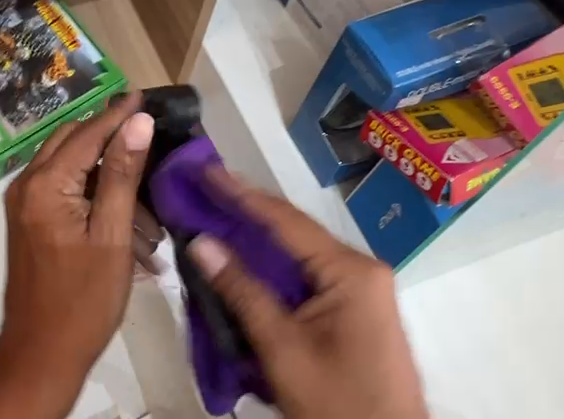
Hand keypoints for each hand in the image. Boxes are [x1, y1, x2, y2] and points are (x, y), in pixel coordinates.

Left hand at [0, 94, 154, 418]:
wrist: (41, 357)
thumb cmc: (83, 300)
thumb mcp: (112, 235)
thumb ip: (123, 174)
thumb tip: (137, 122)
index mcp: (45, 184)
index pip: (87, 134)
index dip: (118, 114)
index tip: (144, 96)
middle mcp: (27, 184)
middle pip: (73, 142)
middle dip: (112, 141)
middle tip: (149, 138)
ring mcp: (25, 203)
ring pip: (70, 167)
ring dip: (107, 176)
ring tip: (148, 203)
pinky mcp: (30, 221)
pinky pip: (63, 190)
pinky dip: (94, 196)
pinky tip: (127, 220)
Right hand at [188, 169, 426, 418]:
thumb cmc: (339, 405)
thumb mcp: (284, 351)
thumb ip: (242, 292)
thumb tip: (201, 241)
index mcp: (351, 270)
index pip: (286, 220)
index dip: (241, 193)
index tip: (206, 168)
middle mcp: (361, 269)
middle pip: (293, 232)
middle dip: (246, 214)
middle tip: (202, 191)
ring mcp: (362, 291)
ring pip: (299, 255)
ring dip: (257, 243)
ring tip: (214, 218)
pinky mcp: (357, 312)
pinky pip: (308, 276)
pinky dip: (274, 270)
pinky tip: (244, 263)